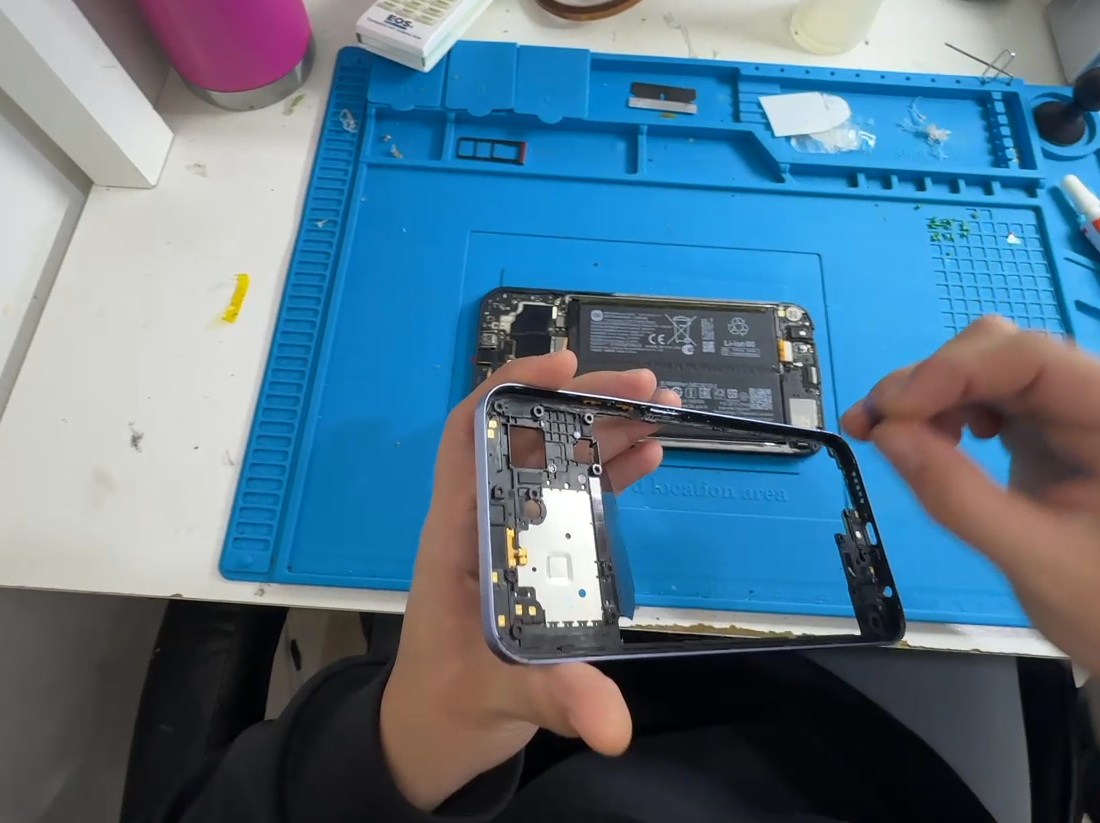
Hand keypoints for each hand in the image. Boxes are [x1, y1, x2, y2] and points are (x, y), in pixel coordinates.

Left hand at [380, 352, 675, 809]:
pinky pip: (576, 495)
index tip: (566, 365)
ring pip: (560, 458)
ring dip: (607, 429)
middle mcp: (488, 512)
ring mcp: (517, 528)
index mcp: (459, 525)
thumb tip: (614, 723)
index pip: (471, 431)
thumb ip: (551, 697)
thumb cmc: (446, 699)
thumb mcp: (496, 693)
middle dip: (586, 402)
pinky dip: (611, 471)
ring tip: (662, 411)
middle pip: (532, 435)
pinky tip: (647, 457)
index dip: (511, 387)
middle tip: (648, 387)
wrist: (436, 732)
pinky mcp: (544, 551)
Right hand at [842, 317, 1099, 822]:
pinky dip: (951, 411)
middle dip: (934, 381)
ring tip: (890, 436)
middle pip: (1009, 354)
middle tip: (874, 425)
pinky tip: (931, 443)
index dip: (951, 371)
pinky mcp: (1067, 434)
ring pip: (995, 369)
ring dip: (935, 394)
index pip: (1035, 358)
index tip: (889, 411)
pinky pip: (997, 399)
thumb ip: (955, 494)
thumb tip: (883, 431)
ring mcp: (1093, 417)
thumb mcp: (1033, 564)